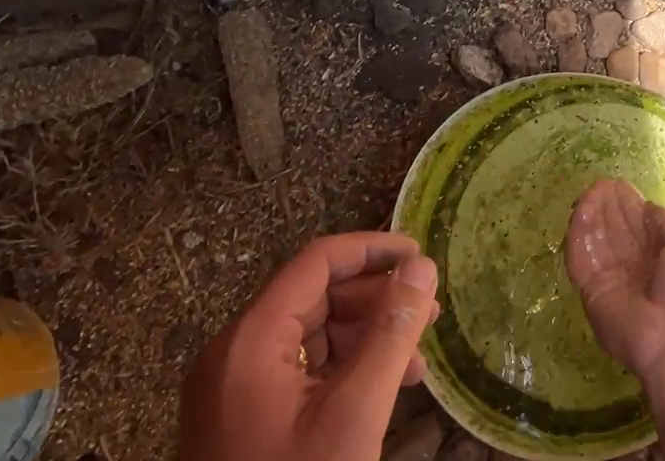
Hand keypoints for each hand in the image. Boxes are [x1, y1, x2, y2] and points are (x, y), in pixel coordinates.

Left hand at [179, 233, 439, 460]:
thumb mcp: (355, 411)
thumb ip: (391, 333)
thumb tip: (422, 267)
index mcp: (250, 340)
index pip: (317, 262)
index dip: (374, 249)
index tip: (423, 257)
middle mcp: (234, 352)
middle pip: (314, 294)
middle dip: (377, 298)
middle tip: (430, 312)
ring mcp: (234, 386)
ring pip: (312, 331)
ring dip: (367, 334)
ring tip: (416, 357)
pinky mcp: (242, 415)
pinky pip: (301, 368)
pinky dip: (346, 366)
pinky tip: (386, 384)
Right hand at [565, 179, 664, 379]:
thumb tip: (647, 206)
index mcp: (657, 257)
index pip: (635, 225)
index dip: (626, 204)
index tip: (617, 184)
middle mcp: (632, 266)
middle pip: (613, 231)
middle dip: (606, 206)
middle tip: (599, 183)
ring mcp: (610, 279)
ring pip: (596, 241)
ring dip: (590, 215)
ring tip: (588, 191)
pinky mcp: (591, 292)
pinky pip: (581, 259)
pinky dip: (578, 235)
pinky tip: (579, 211)